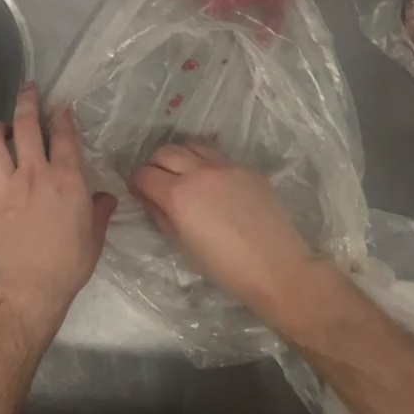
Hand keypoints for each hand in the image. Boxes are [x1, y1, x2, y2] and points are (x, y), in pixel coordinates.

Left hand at [0, 84, 117, 330]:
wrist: (32, 285)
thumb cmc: (69, 262)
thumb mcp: (95, 235)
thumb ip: (100, 210)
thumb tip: (106, 198)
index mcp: (67, 179)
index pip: (64, 136)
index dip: (62, 116)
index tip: (60, 107)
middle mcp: (34, 173)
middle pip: (27, 125)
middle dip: (27, 101)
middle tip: (28, 90)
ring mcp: (6, 185)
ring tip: (1, 128)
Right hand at [127, 143, 325, 322]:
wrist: (277, 268)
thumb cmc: (224, 267)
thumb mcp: (182, 245)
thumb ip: (160, 215)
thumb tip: (149, 198)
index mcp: (178, 196)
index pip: (144, 175)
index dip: (137, 183)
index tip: (139, 192)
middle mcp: (199, 172)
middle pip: (164, 152)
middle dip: (154, 165)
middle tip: (158, 182)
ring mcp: (225, 166)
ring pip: (191, 145)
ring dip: (180, 157)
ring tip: (184, 175)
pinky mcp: (246, 168)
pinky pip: (217, 156)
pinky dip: (205, 163)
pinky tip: (212, 183)